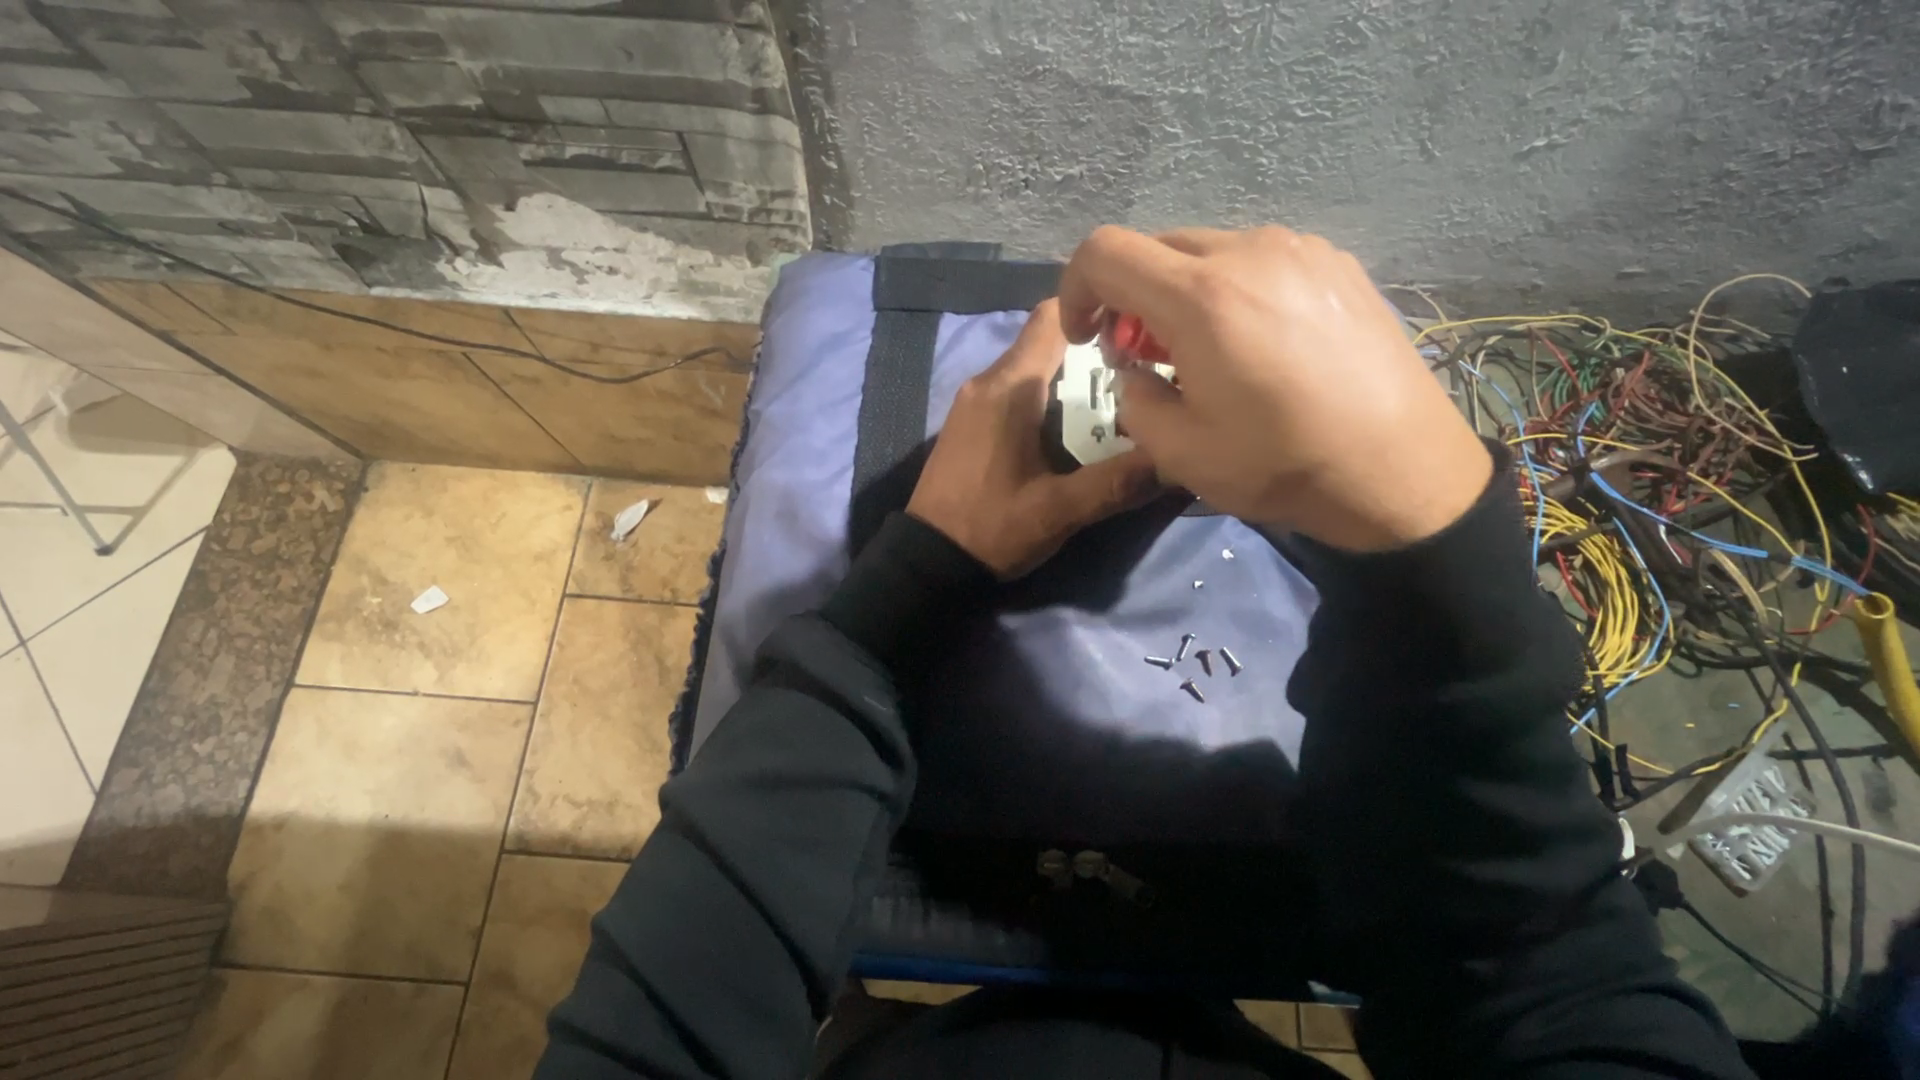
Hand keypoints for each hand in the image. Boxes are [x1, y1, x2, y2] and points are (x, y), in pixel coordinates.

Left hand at [908, 300, 1160, 578]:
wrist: (927, 561)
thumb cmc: (991, 527)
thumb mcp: (1060, 510)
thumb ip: (1118, 482)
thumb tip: (1177, 460)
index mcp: (1009, 387)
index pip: (1054, 317)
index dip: (1098, 315)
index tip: (1140, 336)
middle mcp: (988, 381)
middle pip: (1048, 343)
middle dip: (1094, 357)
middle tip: (1141, 383)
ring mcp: (973, 401)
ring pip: (1032, 369)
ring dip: (1071, 383)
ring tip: (1115, 411)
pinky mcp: (969, 423)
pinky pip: (1015, 393)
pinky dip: (1047, 402)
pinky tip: (1072, 434)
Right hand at [1059, 226, 1490, 551]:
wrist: (1401, 471)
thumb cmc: (1281, 464)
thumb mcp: (1179, 452)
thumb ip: (1132, 398)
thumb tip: (1135, 370)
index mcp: (1201, 296)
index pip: (1105, 253)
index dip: (1077, 289)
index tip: (1088, 339)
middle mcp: (1249, 251)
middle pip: (1156, 248)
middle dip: (1130, 298)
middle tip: (1144, 357)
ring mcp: (1301, 251)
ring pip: (1209, 252)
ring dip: (1183, 295)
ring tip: (1206, 353)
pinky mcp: (1338, 265)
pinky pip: (1260, 261)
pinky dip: (1233, 291)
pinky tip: (1259, 344)